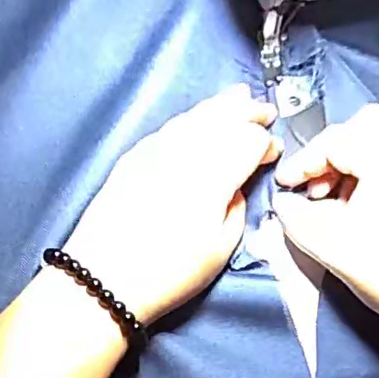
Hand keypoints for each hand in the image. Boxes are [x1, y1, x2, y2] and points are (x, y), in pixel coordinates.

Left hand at [59, 85, 281, 325]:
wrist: (105, 277)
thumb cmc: (166, 273)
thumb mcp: (219, 250)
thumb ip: (236, 210)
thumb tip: (236, 190)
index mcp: (212, 175)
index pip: (249, 141)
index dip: (266, 143)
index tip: (273, 151)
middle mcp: (184, 152)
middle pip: (223, 117)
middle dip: (248, 112)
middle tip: (265, 110)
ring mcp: (154, 150)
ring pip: (195, 115)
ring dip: (220, 106)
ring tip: (237, 99)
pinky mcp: (133, 157)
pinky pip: (170, 126)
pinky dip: (191, 119)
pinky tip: (196, 122)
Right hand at [273, 104, 378, 355]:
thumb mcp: (329, 243)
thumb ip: (295, 217)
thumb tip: (286, 206)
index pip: (335, 138)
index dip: (303, 162)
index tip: (286, 184)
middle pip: (365, 128)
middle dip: (333, 156)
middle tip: (313, 190)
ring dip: (356, 165)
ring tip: (338, 206)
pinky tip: (368, 212)